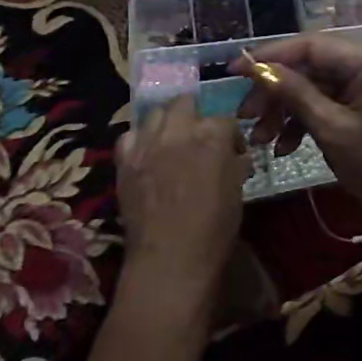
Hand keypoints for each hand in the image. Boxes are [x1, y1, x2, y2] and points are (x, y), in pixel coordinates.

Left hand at [116, 96, 246, 304]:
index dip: (231, 135)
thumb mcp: (236, 193)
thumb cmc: (214, 230)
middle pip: (186, 102)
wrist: (170, 258)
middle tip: (200, 136)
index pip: (225, 119)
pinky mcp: (125, 159)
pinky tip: (147, 154)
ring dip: (168, 122)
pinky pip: (130, 135)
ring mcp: (147, 143)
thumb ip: (234, 166)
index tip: (233, 151)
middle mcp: (178, 130)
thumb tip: (235, 157)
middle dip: (196, 114)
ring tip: (172, 140)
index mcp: (212, 136)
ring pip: (156, 113)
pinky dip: (140, 140)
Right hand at [234, 34, 361, 235]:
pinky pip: (328, 102)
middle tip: (245, 116)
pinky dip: (304, 121)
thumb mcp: (331, 130)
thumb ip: (295, 93)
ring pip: (315, 86)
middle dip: (275, 91)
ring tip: (259, 139)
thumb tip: (258, 68)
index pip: (311, 45)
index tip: (235, 71)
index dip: (270, 56)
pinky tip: (284, 147)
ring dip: (285, 110)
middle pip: (311, 65)